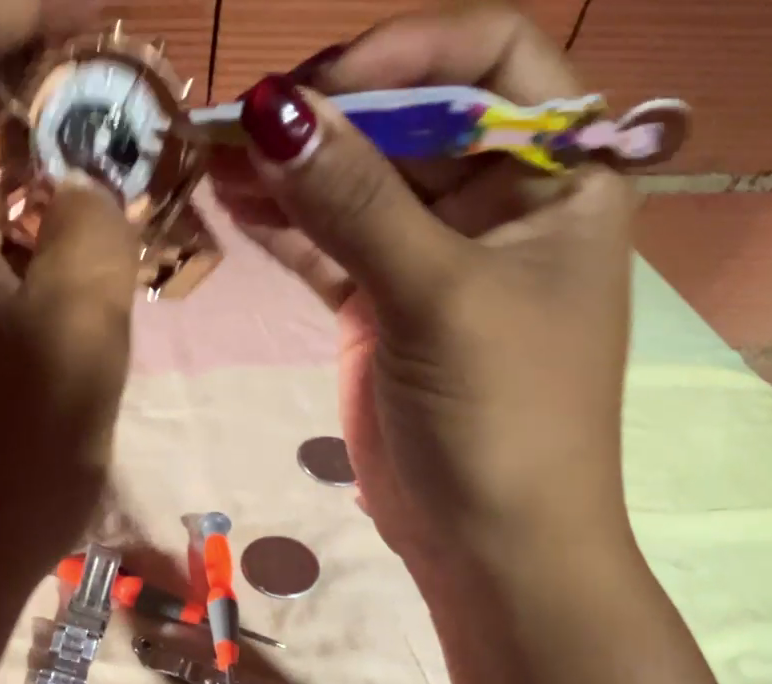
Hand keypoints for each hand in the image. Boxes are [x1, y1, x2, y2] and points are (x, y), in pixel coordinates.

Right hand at [209, 6, 638, 574]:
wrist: (491, 545)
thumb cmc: (501, 415)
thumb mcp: (436, 296)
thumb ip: (355, 202)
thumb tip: (270, 111)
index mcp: (559, 176)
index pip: (493, 59)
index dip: (410, 48)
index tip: (323, 81)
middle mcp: (499, 201)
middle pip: (409, 119)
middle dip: (326, 115)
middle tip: (240, 120)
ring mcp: (434, 256)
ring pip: (357, 185)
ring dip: (291, 169)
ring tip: (212, 155)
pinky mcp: (382, 306)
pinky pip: (329, 244)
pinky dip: (284, 224)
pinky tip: (230, 201)